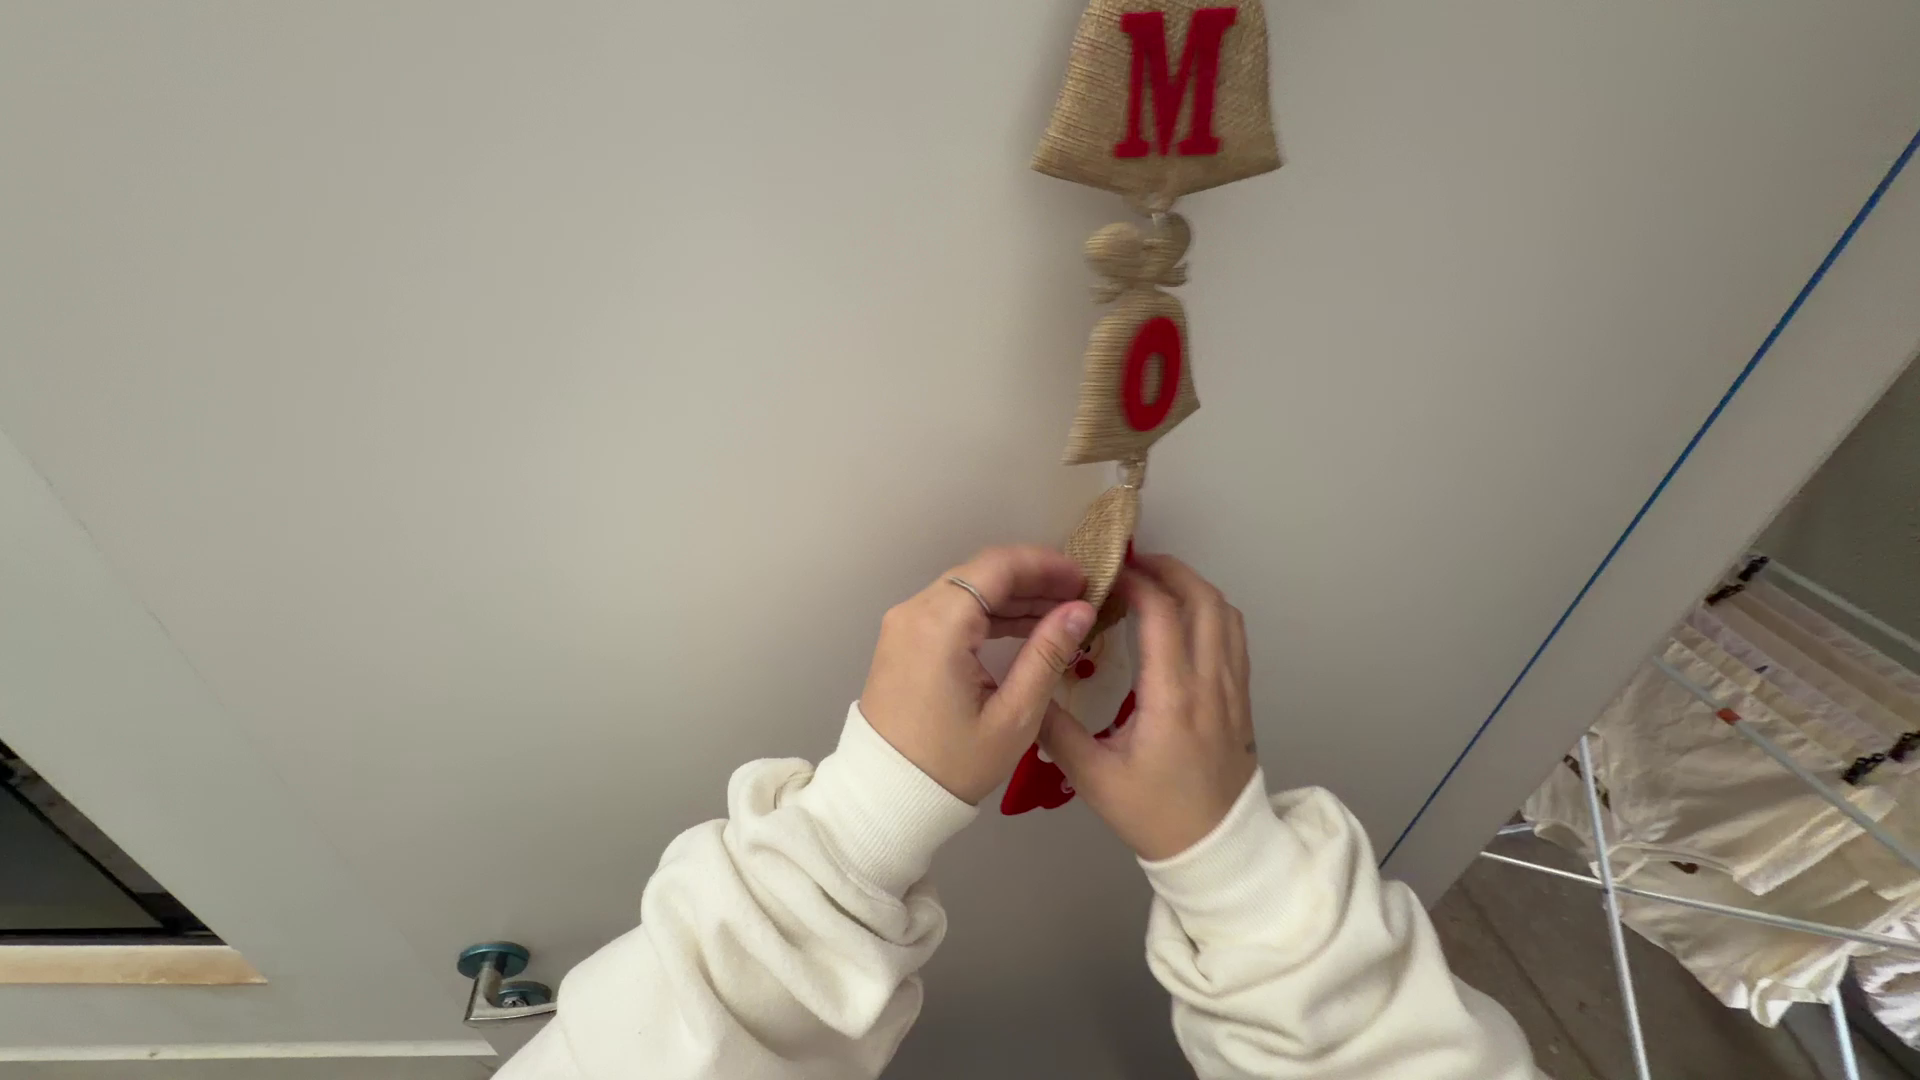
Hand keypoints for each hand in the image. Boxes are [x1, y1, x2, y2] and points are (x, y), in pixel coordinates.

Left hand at [860, 546, 1095, 804]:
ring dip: (1012, 596)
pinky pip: (950, 609)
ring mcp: (904, 623)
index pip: (997, 567)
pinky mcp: (902, 639)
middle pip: (981, 573)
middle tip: (1078, 594)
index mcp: (939, 625)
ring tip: (1060, 612)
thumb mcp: (1013, 716)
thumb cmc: (952, 764)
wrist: (886, 795)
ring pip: (966, 589)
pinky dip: (987, 613)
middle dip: (1033, 579)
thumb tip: (1079, 609)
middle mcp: (915, 611)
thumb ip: (1048, 654)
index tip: (1083, 577)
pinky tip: (1024, 626)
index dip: (1044, 564)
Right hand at [1038, 554, 1256, 860]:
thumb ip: (1056, 729)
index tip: (1106, 575)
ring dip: (1193, 585)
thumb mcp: (1093, 778)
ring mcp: (1233, 689)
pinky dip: (1211, 610)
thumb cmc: (1154, 814)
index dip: (1136, 582)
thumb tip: (1028, 686)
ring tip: (1156, 580)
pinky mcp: (1242, 698)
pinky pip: (1235, 636)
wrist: (1218, 851)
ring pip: (1226, 614)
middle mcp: (1210, 684)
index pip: (1162, 615)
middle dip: (1169, 570)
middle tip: (1132, 564)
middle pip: (1204, 600)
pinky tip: (1184, 615)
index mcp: (1173, 698)